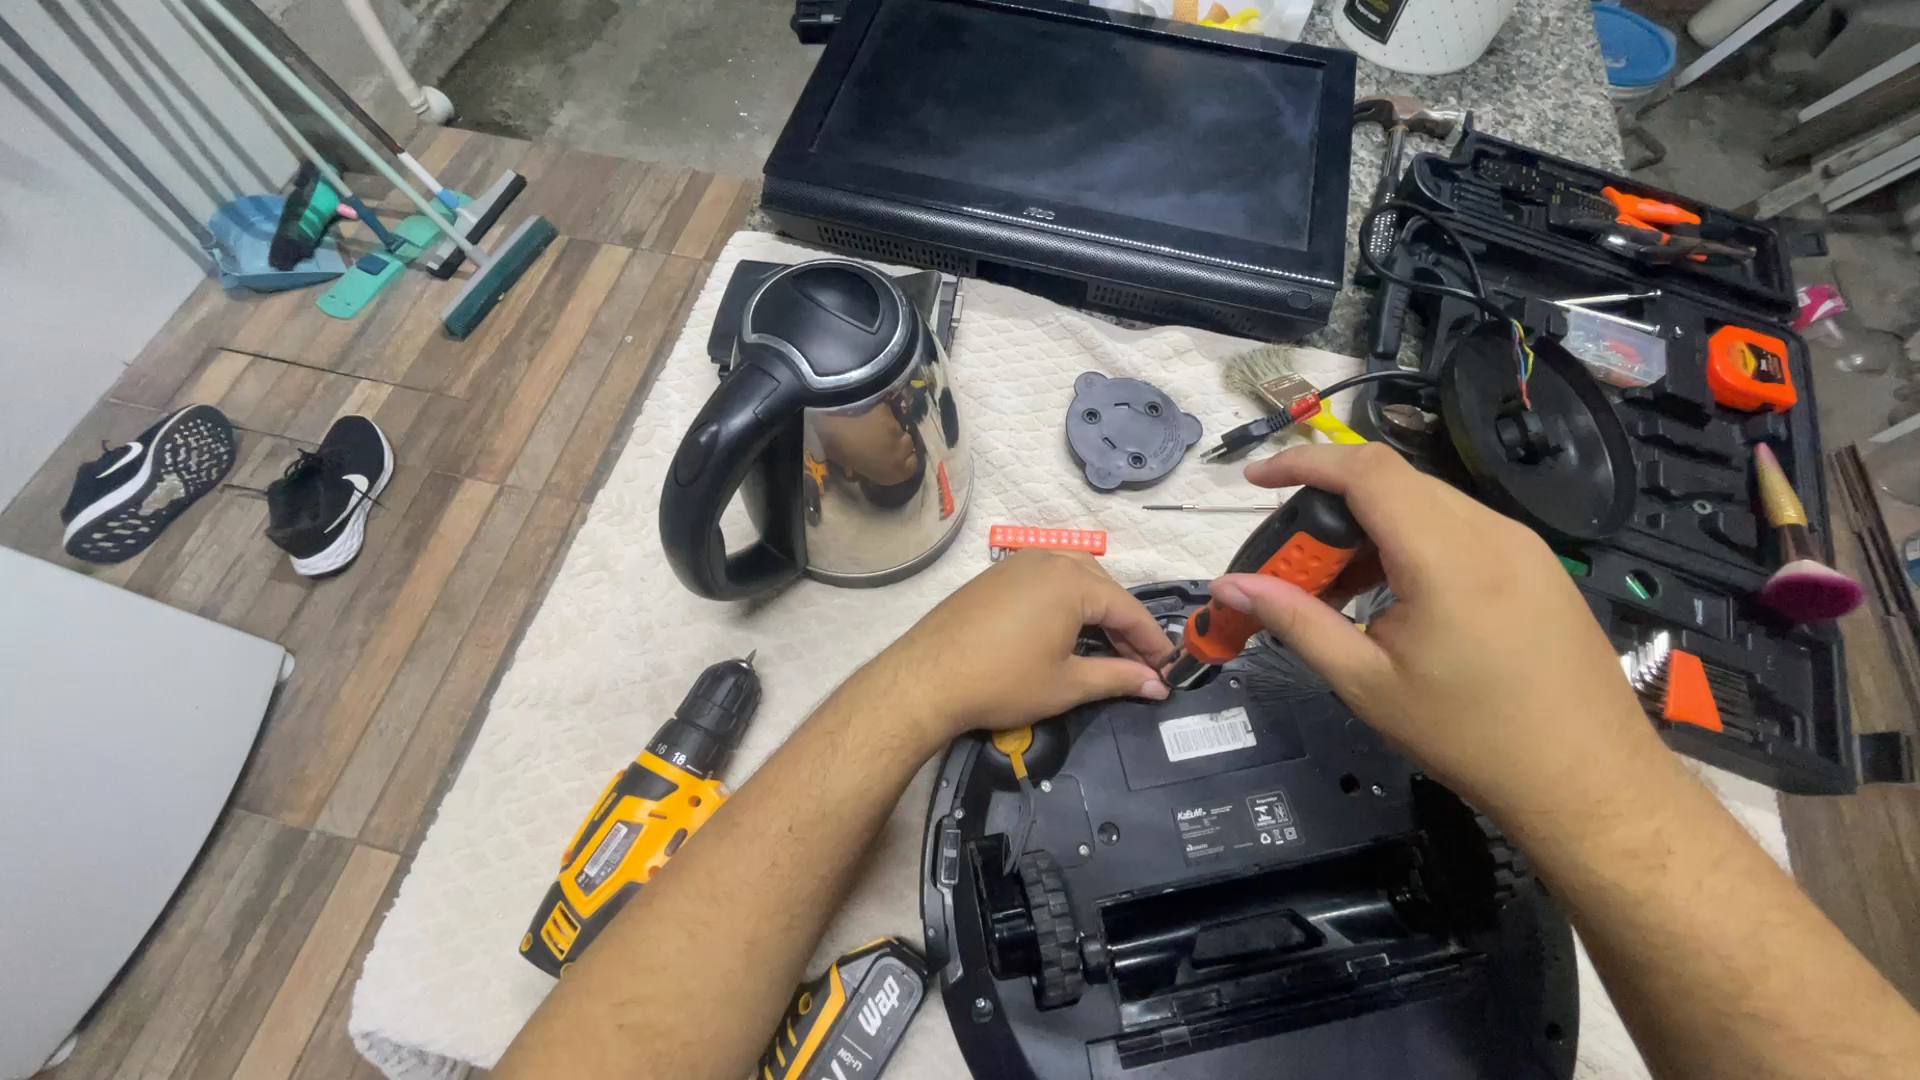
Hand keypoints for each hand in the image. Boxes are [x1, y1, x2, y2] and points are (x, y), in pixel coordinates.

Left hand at [873, 549, 1173, 739]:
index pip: (1127, 608)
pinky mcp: (995, 574)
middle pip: (1102, 587)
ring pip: (1073, 577)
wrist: (926, 678)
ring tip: (1104, 647)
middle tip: (1137, 663)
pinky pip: (1044, 579)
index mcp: (1072, 581)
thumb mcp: (1067, 685)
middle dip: (1123, 624)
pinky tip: (1064, 629)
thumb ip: (1118, 678)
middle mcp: (1048, 559)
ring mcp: (1017, 562)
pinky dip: (1064, 601)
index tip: (1168, 668)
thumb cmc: (1003, 682)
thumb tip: (1157, 684)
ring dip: (1095, 609)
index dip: (1151, 641)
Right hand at [1211, 444, 1672, 822]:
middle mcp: (1491, 533)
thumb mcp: (1364, 681)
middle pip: (1391, 481)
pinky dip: (1404, 539)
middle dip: (1326, 504)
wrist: (1590, 782)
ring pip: (1422, 501)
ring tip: (1335, 585)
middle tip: (1291, 558)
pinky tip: (1389, 592)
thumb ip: (1293, 621)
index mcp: (1447, 558)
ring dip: (1365, 524)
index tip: (1255, 481)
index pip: (1366, 472)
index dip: (1303, 462)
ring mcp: (1521, 545)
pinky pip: (1454, 525)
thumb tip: (1228, 584)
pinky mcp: (1535, 563)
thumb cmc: (1469, 736)